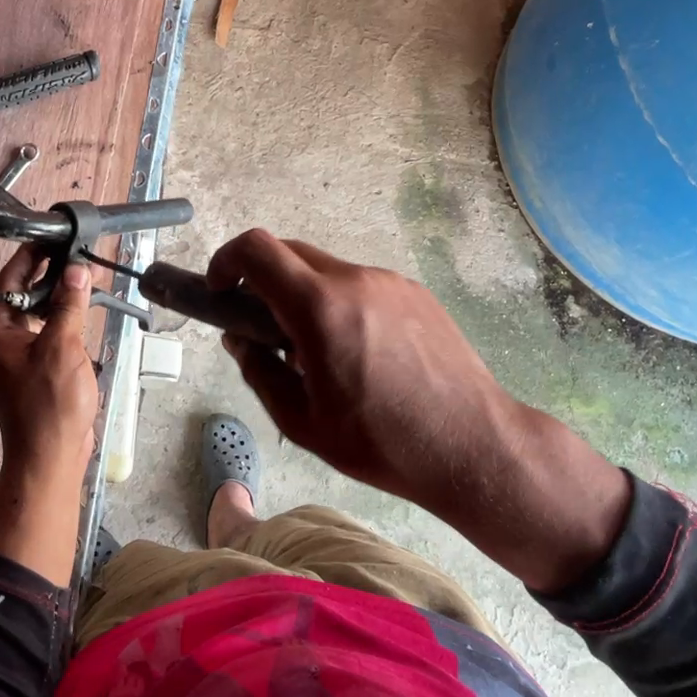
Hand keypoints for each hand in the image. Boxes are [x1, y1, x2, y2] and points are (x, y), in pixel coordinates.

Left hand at [0, 248, 98, 475]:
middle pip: (23, 293)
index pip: (9, 278)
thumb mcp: (62, 346)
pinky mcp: (33, 368)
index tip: (54, 235)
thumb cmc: (49, 404)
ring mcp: (15, 354)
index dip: (32, 254)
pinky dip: (63, 321)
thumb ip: (69, 304)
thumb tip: (76, 269)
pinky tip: (83, 311)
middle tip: (78, 252)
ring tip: (85, 275)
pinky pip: (46, 333)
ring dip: (60, 298)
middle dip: (51, 274)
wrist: (50, 456)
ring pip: (37, 313)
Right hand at [207, 229, 629, 591]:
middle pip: (289, 254)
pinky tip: (357, 354)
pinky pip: (360, 286)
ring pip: (326, 272)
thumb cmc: (381, 443)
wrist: (476, 447)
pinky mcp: (416, 295)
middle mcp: (355, 281)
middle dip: (262, 281)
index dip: (226, 260)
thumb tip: (240, 339)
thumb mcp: (301, 421)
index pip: (256, 249)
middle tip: (262, 331)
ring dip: (303, 296)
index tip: (219, 290)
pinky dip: (339, 304)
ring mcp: (390, 284)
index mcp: (320, 308)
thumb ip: (259, 370)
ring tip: (316, 354)